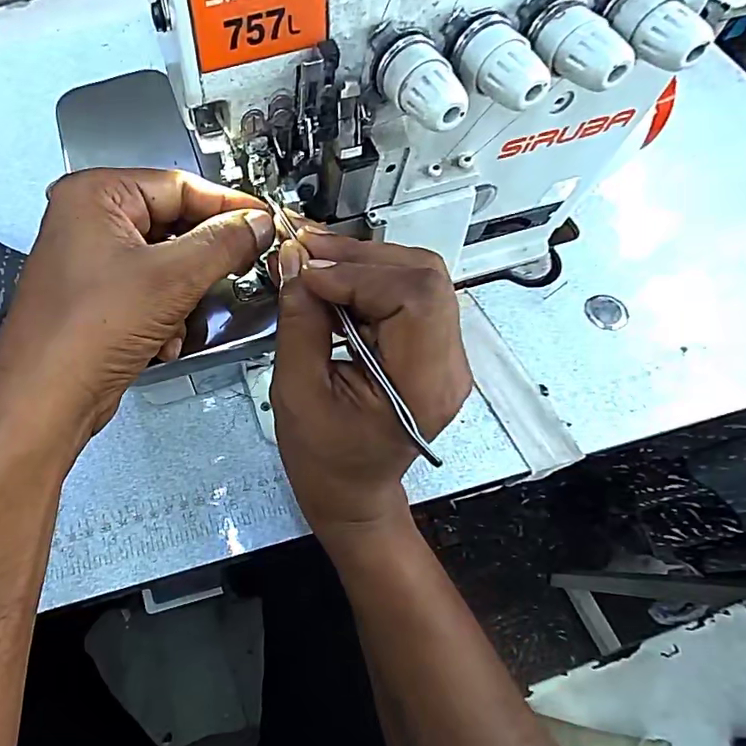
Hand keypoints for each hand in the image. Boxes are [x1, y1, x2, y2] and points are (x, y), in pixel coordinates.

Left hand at [0, 168, 271, 446]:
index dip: (227, 206)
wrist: (48, 399)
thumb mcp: (171, 279)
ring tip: (182, 313)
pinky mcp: (104, 298)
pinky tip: (162, 336)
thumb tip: (254, 224)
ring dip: (186, 294)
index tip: (261, 222)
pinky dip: (169, 314)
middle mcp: (89, 223)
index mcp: (94, 196)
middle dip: (205, 259)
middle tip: (238, 266)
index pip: (181, 185)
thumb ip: (223, 243)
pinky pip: (156, 292)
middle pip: (177, 224)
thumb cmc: (78, 337)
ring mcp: (95, 262)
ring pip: (171, 263)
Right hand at [271, 230, 471, 535]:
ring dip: (365, 265)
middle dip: (360, 257)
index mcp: (424, 386)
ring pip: (420, 278)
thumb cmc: (327, 463)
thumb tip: (297, 264)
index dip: (356, 273)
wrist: (353, 492)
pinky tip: (336, 287)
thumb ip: (301, 323)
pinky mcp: (433, 350)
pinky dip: (371, 282)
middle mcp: (449, 368)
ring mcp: (447, 357)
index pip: (413, 296)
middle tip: (306, 253)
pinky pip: (412, 297)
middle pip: (424, 277)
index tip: (306, 270)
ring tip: (315, 267)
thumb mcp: (297, 394)